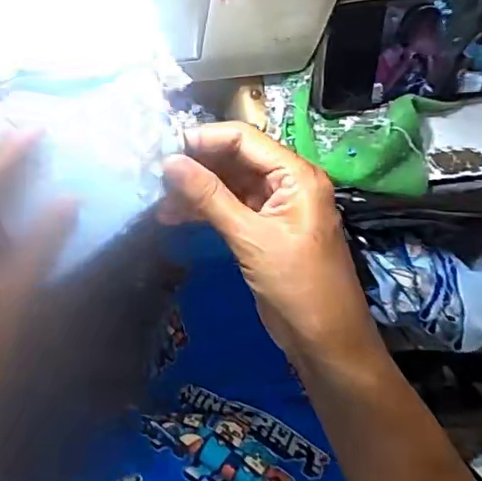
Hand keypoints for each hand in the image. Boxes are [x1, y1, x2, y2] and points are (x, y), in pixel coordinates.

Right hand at [158, 123, 378, 361]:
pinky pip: (226, 206)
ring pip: (225, 183)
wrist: (326, 341)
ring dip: (193, 189)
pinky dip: (201, 209)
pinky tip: (172, 215)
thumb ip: (209, 197)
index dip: (204, 139)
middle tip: (156, 177)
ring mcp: (272, 205)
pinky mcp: (260, 228)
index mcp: (295, 175)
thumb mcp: (251, 237)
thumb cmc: (298, 286)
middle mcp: (285, 183)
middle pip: (232, 158)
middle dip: (195, 165)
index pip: (244, 138)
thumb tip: (170, 162)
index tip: (165, 149)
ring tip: (158, 201)